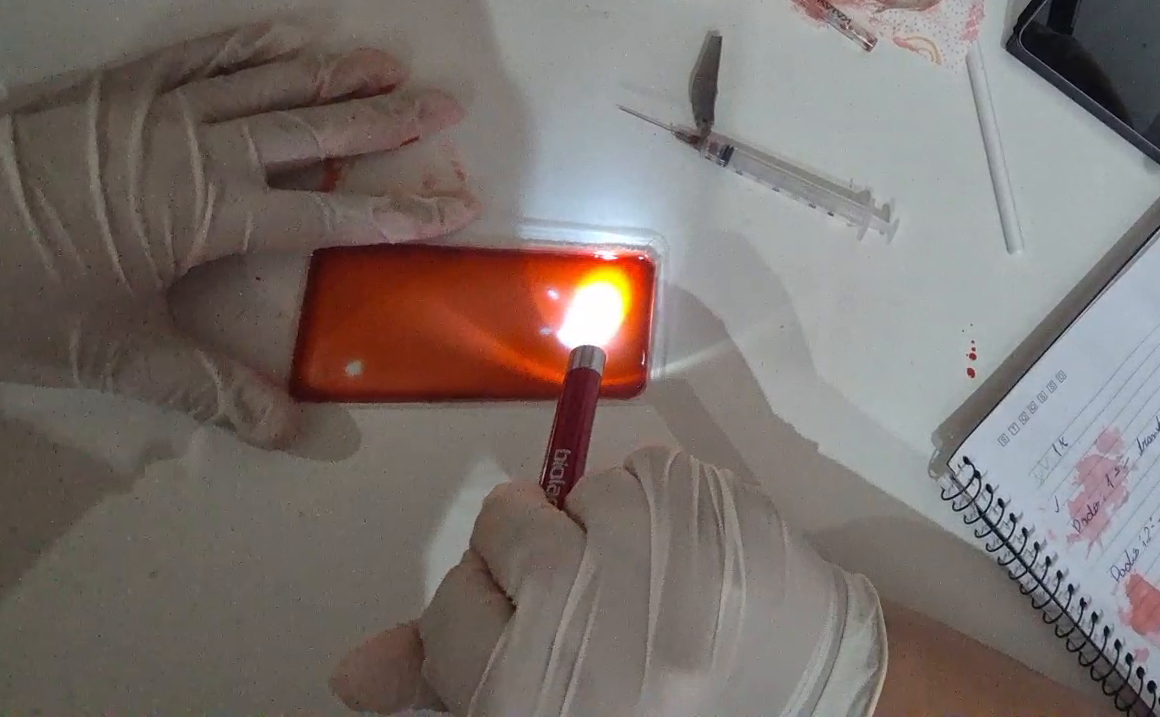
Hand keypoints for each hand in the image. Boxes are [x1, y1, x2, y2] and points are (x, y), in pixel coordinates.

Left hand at [0, 22, 478, 446]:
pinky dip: (251, 46)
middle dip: (393, 118)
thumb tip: (293, 435)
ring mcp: (160, 112)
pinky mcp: (116, 88)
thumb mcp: (108, 353)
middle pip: (320, 132)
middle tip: (448, 102)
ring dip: (337, 75)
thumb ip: (208, 388)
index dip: (406, 213)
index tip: (461, 205)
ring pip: (272, 86)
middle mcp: (202, 154)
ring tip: (389, 64)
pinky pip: (201, 57)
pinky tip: (291, 37)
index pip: (339, 215)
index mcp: (213, 216)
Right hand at [330, 448, 885, 715]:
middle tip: (587, 583)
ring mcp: (646, 537)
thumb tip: (355, 663)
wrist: (804, 690)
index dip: (484, 606)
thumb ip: (455, 691)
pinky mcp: (699, 490)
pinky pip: (640, 467)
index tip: (524, 612)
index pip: (449, 609)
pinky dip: (651, 498)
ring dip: (596, 521)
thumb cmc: (672, 710)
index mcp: (531, 693)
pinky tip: (687, 548)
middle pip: (504, 523)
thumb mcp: (556, 714)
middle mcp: (581, 606)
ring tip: (649, 574)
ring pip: (573, 490)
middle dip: (531, 545)